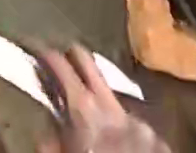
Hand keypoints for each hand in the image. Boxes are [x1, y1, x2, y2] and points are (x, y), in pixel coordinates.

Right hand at [38, 46, 171, 152]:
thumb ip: (50, 145)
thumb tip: (46, 132)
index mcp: (84, 110)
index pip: (59, 63)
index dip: (44, 54)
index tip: (35, 52)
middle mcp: (112, 106)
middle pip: (86, 60)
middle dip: (70, 57)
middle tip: (58, 64)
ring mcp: (139, 122)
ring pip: (111, 97)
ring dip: (99, 101)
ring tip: (92, 123)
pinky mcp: (159, 142)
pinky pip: (133, 125)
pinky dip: (121, 129)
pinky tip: (119, 149)